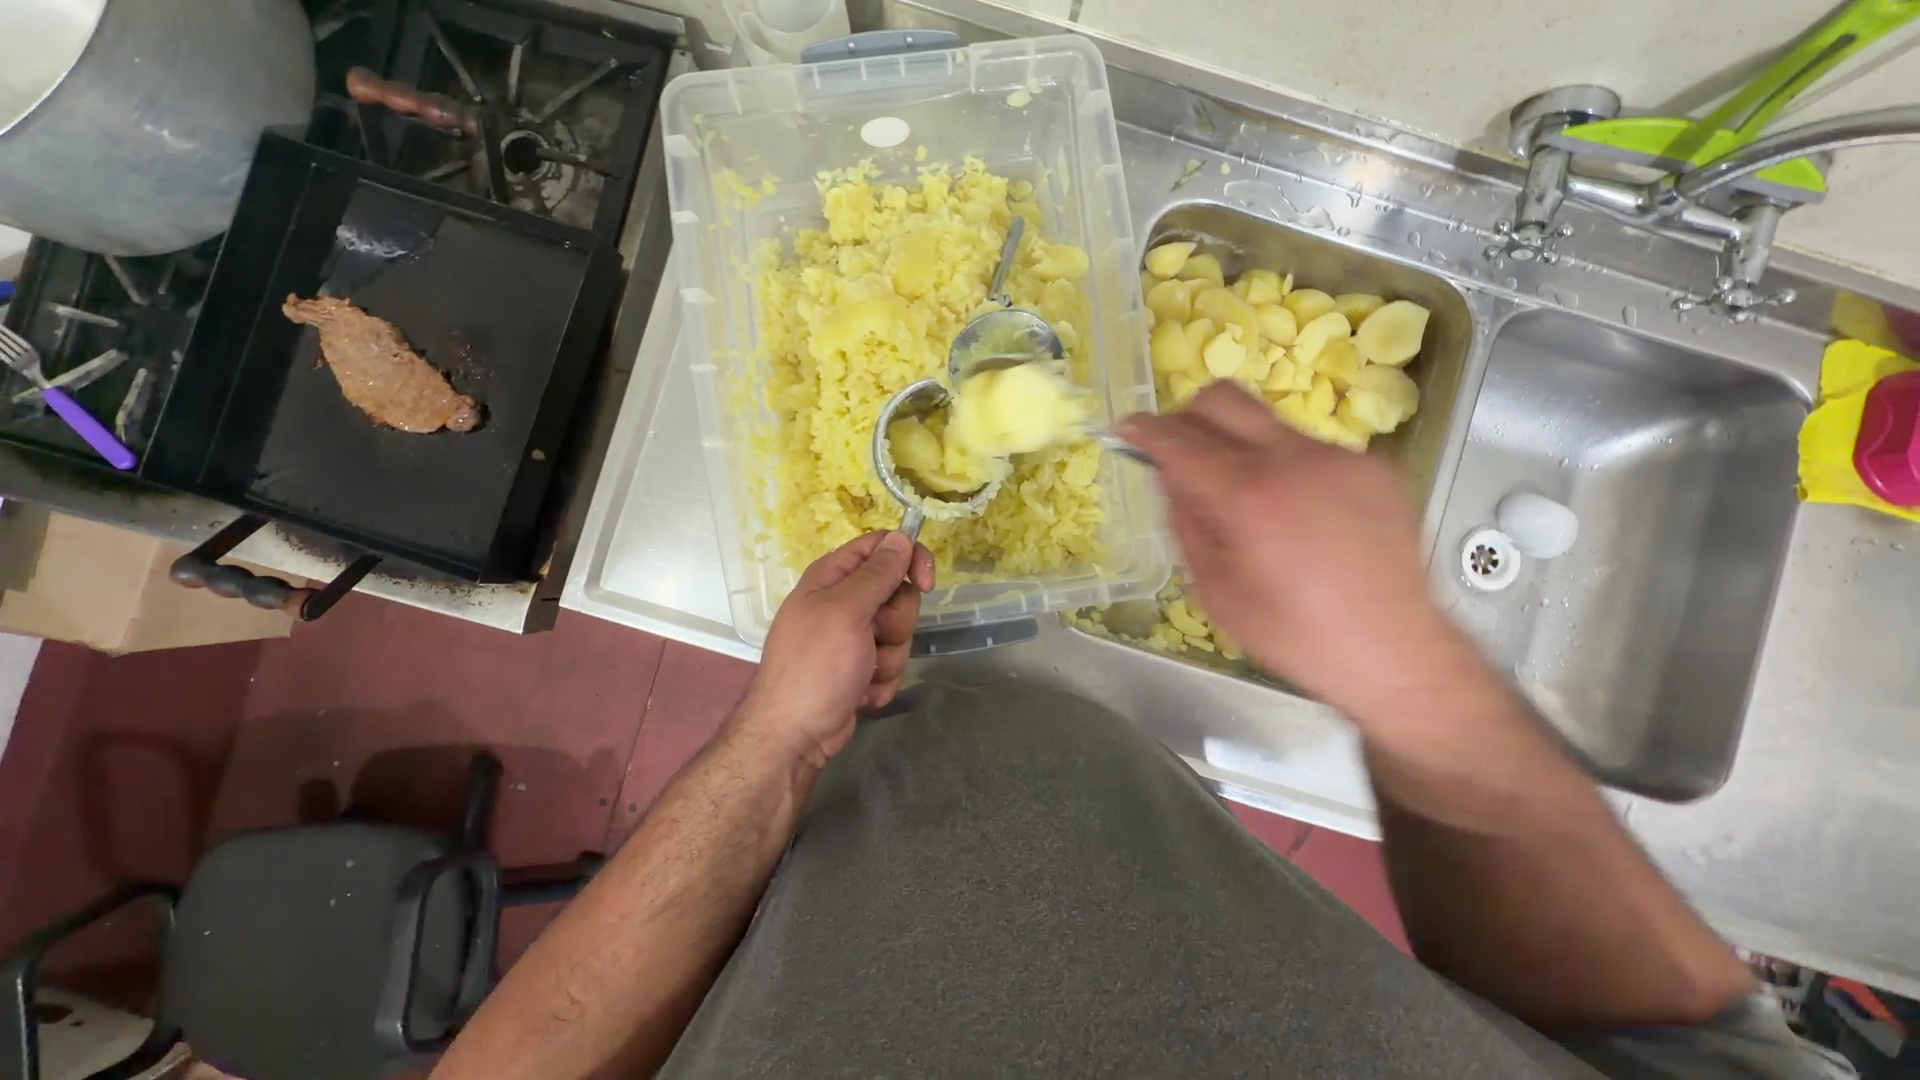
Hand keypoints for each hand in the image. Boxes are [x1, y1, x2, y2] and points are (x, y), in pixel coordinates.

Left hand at [732, 531, 934, 767]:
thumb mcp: (847, 612)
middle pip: (898, 594)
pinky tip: (861, 693)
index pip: (882, 547)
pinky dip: (882, 680)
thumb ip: (877, 574)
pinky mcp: (861, 667)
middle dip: (896, 622)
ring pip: (899, 632)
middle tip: (874, 637)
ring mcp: (852, 637)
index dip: (909, 558)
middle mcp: (842, 601)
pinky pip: (892, 662)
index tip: (925, 584)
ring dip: (889, 657)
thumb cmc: (816, 667)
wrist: (795, 735)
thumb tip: (900, 537)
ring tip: (863, 673)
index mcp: (832, 576)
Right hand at [1117, 382, 1471, 722]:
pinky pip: (1308, 449)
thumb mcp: (1215, 589)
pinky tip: (1294, 516)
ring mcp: (1339, 457)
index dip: (1143, 429)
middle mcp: (1294, 458)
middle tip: (1178, 451)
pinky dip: (1283, 467)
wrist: (1394, 650)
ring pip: (1267, 423)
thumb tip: (1171, 477)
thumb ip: (1186, 521)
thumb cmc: (1294, 634)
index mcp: (1249, 493)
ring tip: (1244, 500)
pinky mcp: (1371, 467)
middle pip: (1222, 398)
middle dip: (1187, 416)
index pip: (1178, 438)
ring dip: (1238, 445)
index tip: (1126, 429)